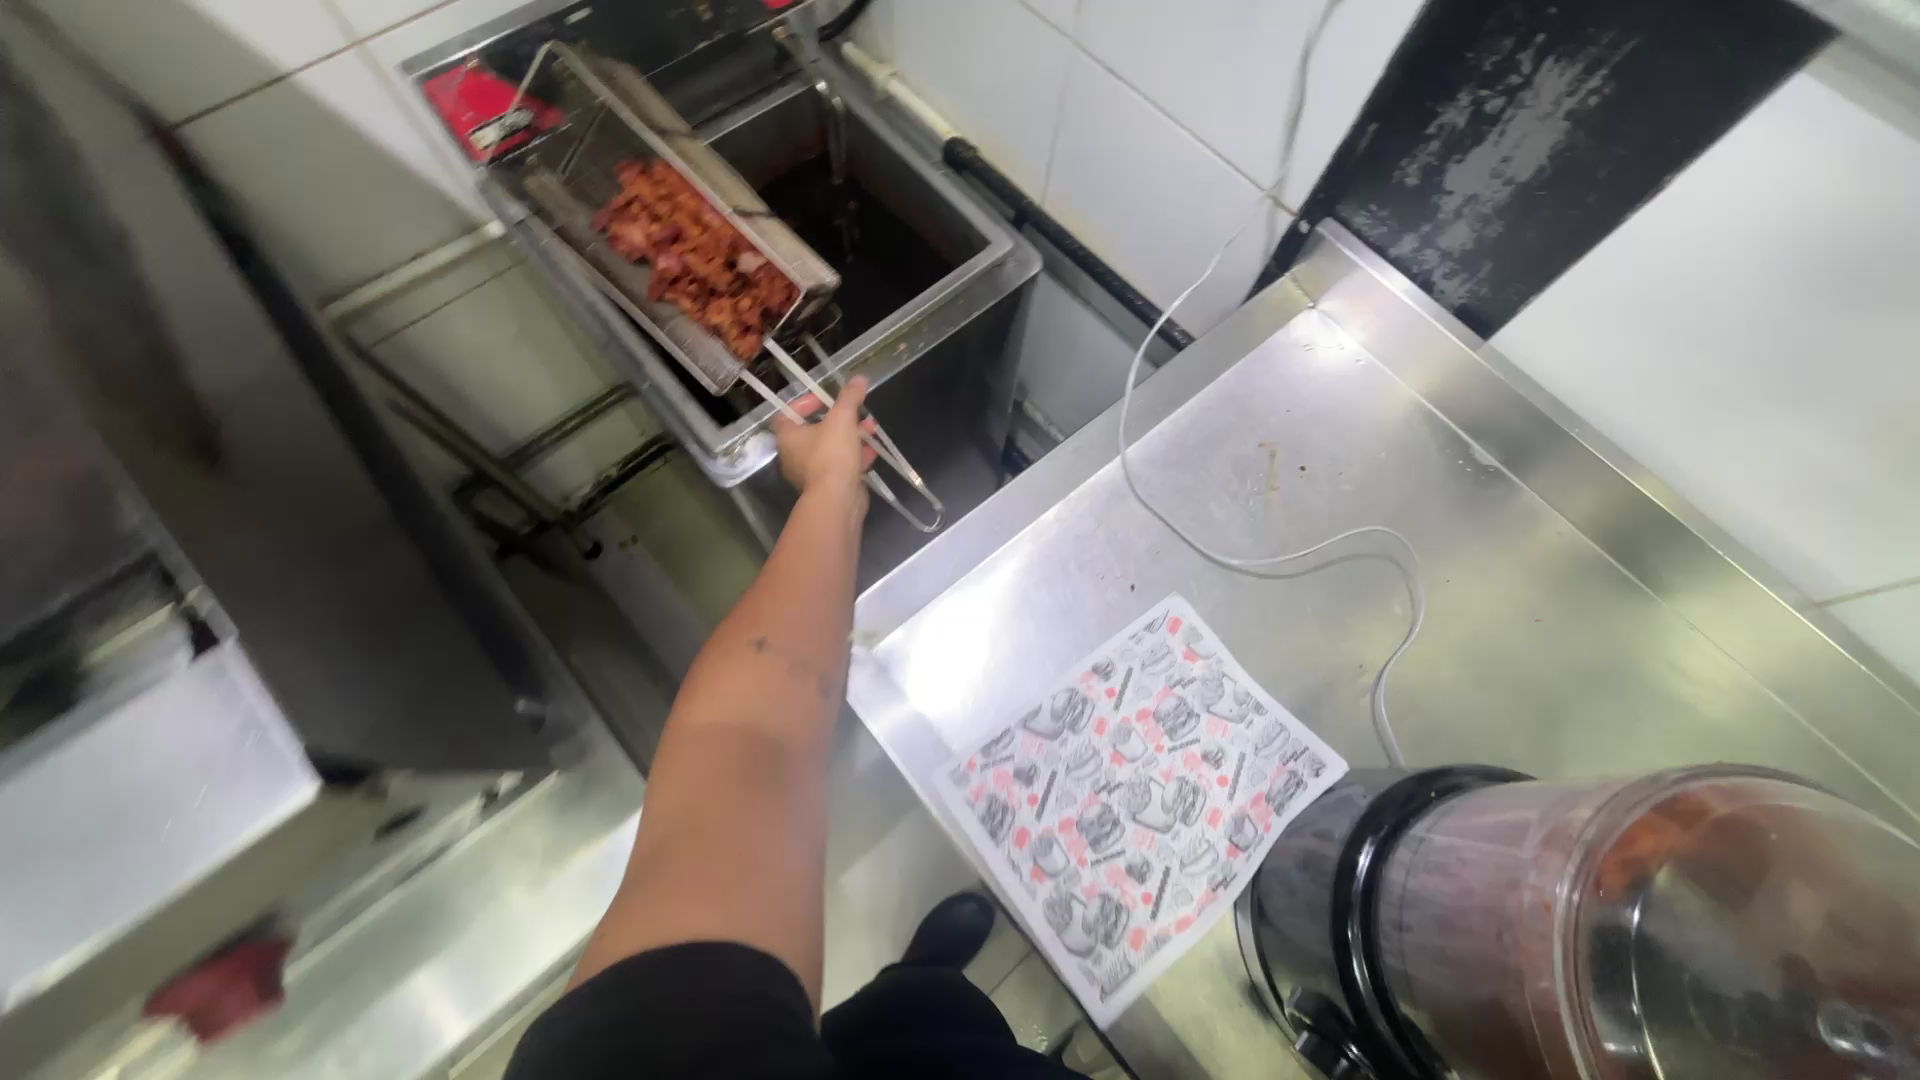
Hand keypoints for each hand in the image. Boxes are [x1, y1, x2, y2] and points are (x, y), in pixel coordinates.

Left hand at [772, 375, 877, 497]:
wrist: (838, 499)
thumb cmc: (832, 455)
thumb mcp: (842, 419)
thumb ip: (850, 397)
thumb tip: (860, 378)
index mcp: (788, 437)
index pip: (788, 413)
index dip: (805, 402)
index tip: (825, 398)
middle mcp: (794, 455)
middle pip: (814, 430)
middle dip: (839, 419)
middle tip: (856, 412)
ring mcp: (811, 473)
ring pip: (831, 448)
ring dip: (851, 437)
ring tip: (872, 429)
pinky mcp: (828, 486)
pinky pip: (840, 466)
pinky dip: (855, 457)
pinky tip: (874, 451)